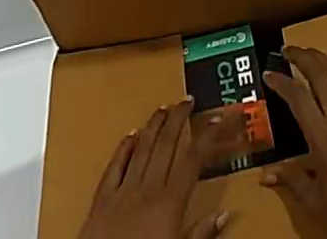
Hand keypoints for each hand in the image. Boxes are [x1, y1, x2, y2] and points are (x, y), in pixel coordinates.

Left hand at [78, 100, 229, 238]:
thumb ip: (200, 234)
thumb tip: (223, 215)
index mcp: (169, 204)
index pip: (193, 159)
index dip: (206, 136)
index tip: (215, 118)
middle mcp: (147, 190)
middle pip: (166, 145)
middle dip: (178, 119)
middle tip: (187, 100)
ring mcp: (123, 191)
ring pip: (142, 148)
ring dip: (154, 125)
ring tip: (163, 108)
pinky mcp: (102, 200)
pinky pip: (114, 167)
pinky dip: (124, 148)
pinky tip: (131, 134)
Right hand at [262, 47, 326, 237]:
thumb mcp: (316, 201)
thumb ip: (291, 180)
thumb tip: (265, 175)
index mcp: (322, 138)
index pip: (297, 97)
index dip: (281, 82)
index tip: (269, 74)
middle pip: (318, 75)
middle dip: (301, 58)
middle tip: (288, 51)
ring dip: (323, 59)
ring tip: (310, 53)